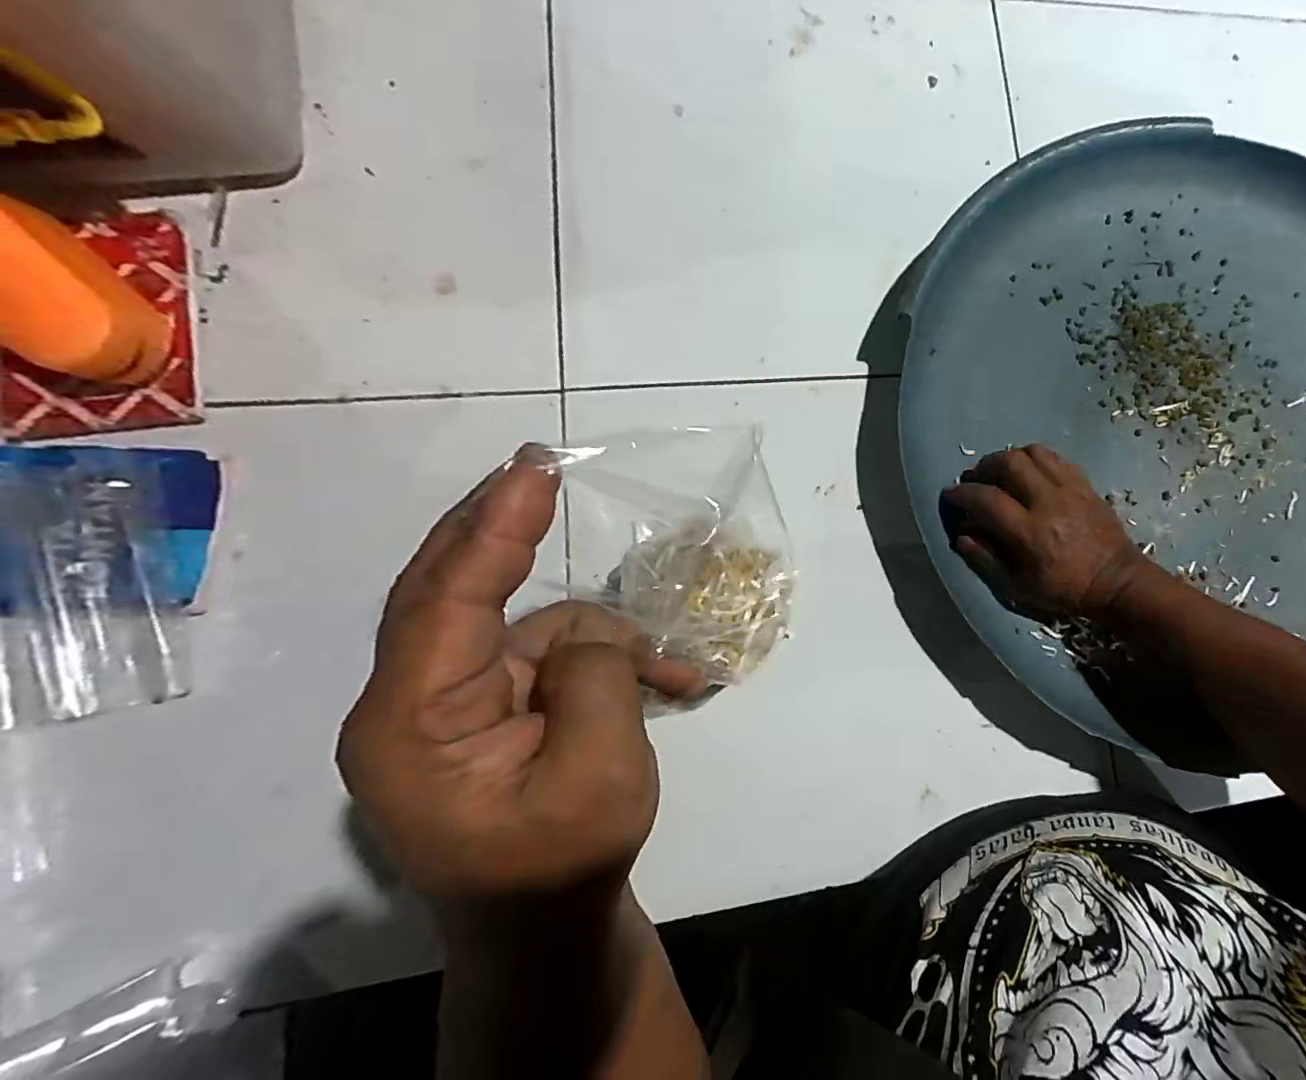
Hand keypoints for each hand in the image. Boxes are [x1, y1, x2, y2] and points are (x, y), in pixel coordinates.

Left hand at [336, 448, 705, 905]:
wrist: (548, 928)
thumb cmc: (563, 864)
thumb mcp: (600, 774)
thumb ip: (596, 681)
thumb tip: (591, 639)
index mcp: (412, 724)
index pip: (444, 603)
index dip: (492, 531)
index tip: (532, 472)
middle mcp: (418, 703)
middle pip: (454, 591)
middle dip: (501, 531)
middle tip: (536, 472)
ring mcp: (459, 705)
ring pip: (538, 632)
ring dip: (611, 642)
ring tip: (675, 676)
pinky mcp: (498, 711)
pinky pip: (557, 660)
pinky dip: (611, 664)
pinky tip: (665, 685)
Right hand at [941, 444, 1150, 620]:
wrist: (1114, 581)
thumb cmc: (1064, 590)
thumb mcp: (1018, 588)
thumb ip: (986, 560)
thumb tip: (961, 535)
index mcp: (1030, 532)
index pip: (987, 499)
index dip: (963, 494)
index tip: (952, 495)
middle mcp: (1048, 502)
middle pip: (1008, 463)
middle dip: (984, 467)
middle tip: (975, 479)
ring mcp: (1069, 489)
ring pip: (1032, 453)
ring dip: (1009, 457)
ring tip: (1001, 472)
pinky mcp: (1085, 484)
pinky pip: (1055, 457)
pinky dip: (1035, 459)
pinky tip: (1029, 472)